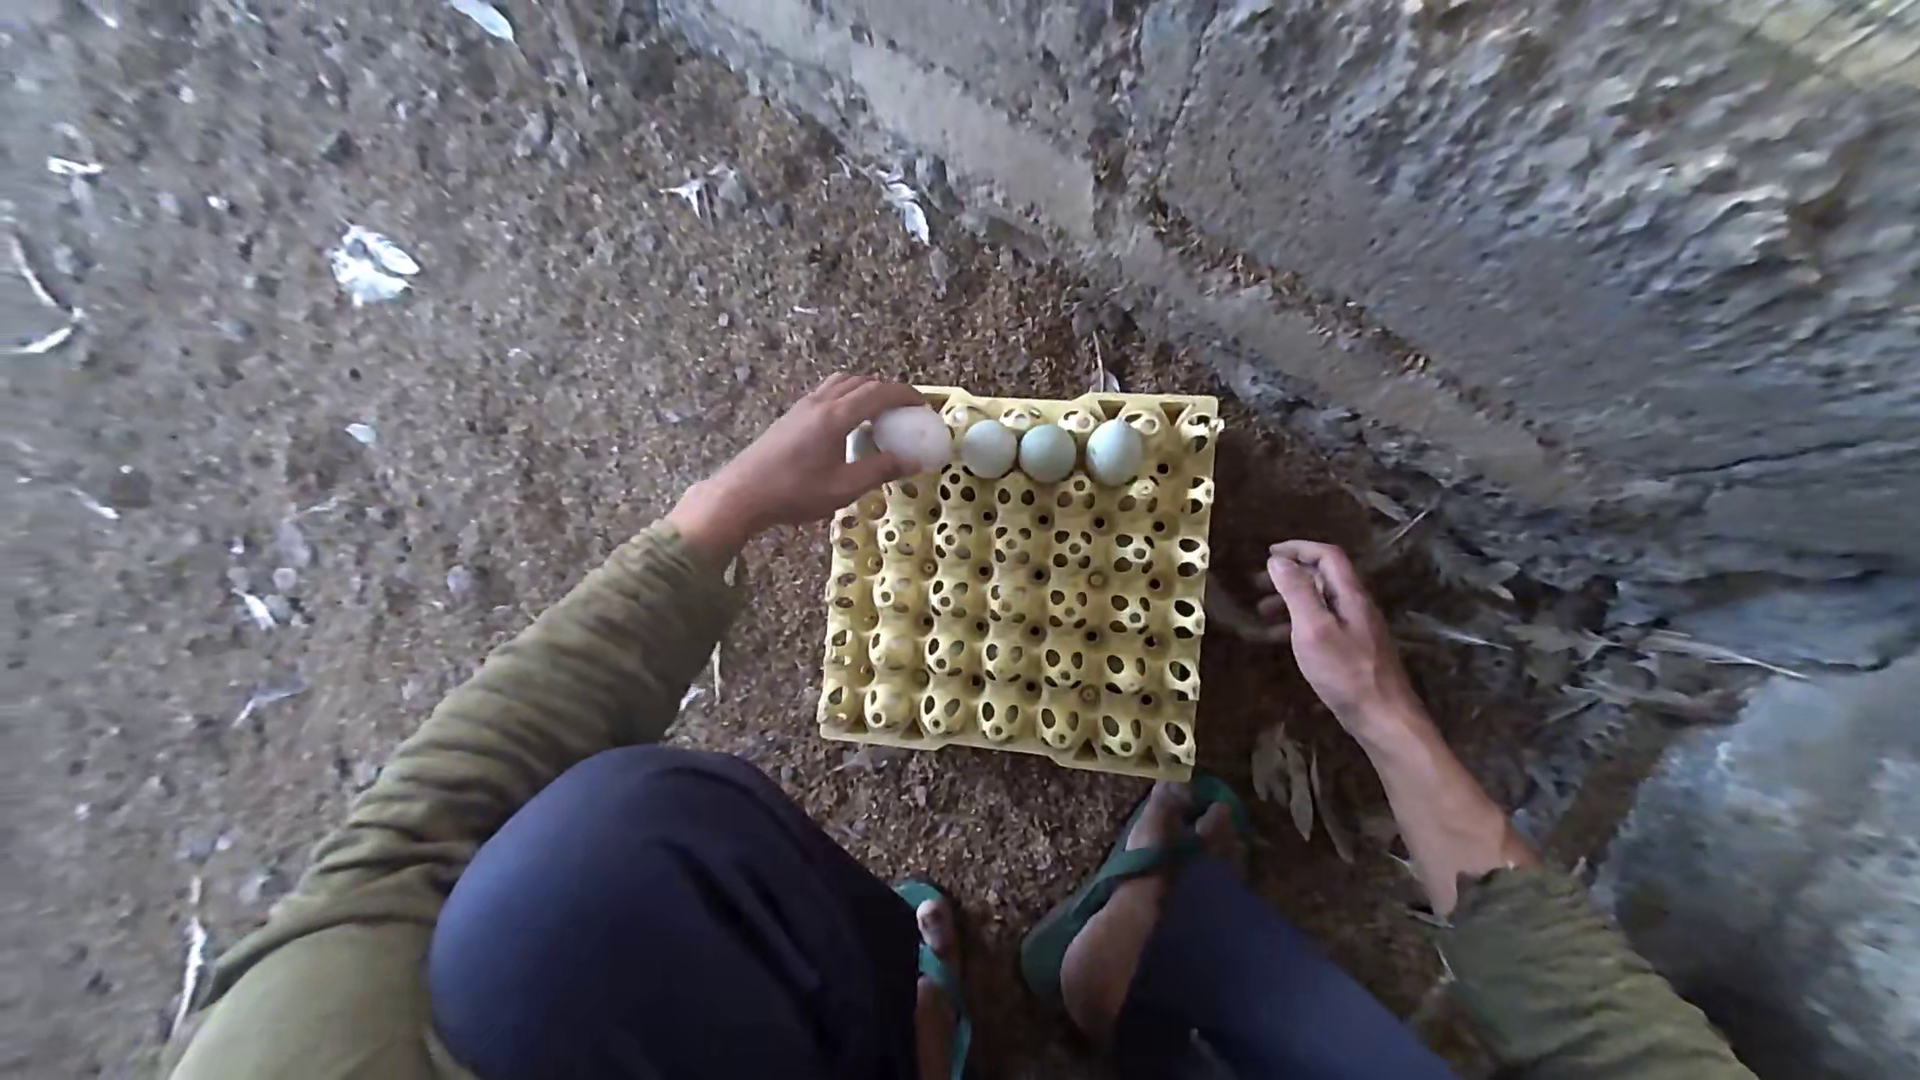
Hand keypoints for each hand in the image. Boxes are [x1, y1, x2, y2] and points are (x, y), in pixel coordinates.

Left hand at [667, 374, 925, 557]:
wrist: (742, 493)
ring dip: (866, 390)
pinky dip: (848, 397)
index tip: (923, 406)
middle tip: (906, 411)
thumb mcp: (844, 487)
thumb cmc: (795, 493)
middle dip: (888, 391)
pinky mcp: (792, 416)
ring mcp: (803, 407)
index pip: (879, 393)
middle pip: (861, 382)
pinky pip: (828, 393)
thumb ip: (881, 470)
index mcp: (836, 416)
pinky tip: (849, 423)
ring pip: (842, 383)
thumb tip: (914, 462)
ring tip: (880, 413)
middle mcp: (820, 403)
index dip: (905, 395)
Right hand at [1259, 541, 1423, 737]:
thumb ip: (1297, 591)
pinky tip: (1280, 638)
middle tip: (1257, 584)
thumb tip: (1278, 560)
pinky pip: (1321, 623)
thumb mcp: (1313, 628)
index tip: (1268, 554)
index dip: (1299, 548)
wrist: (1384, 719)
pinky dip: (1297, 622)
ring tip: (1262, 611)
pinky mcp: (1352, 649)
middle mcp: (1356, 606)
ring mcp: (1356, 628)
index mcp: (1350, 596)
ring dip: (1289, 599)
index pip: (1328, 556)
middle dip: (1289, 574)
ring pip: (1320, 601)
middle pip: (1323, 577)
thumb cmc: (1345, 672)